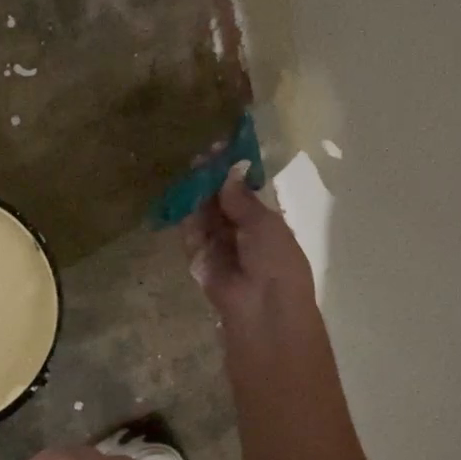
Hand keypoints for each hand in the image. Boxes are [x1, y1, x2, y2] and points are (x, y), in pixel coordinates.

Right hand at [182, 163, 320, 345]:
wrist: (262, 309)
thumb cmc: (276, 263)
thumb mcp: (265, 225)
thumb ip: (242, 199)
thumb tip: (230, 172)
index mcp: (266, 224)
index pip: (245, 193)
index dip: (233, 173)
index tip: (222, 151)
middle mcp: (241, 234)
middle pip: (221, 202)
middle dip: (211, 182)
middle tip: (200, 159)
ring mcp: (219, 247)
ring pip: (204, 216)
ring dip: (197, 196)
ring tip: (190, 173)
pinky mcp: (199, 261)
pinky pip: (191, 235)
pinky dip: (187, 218)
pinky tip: (184, 197)